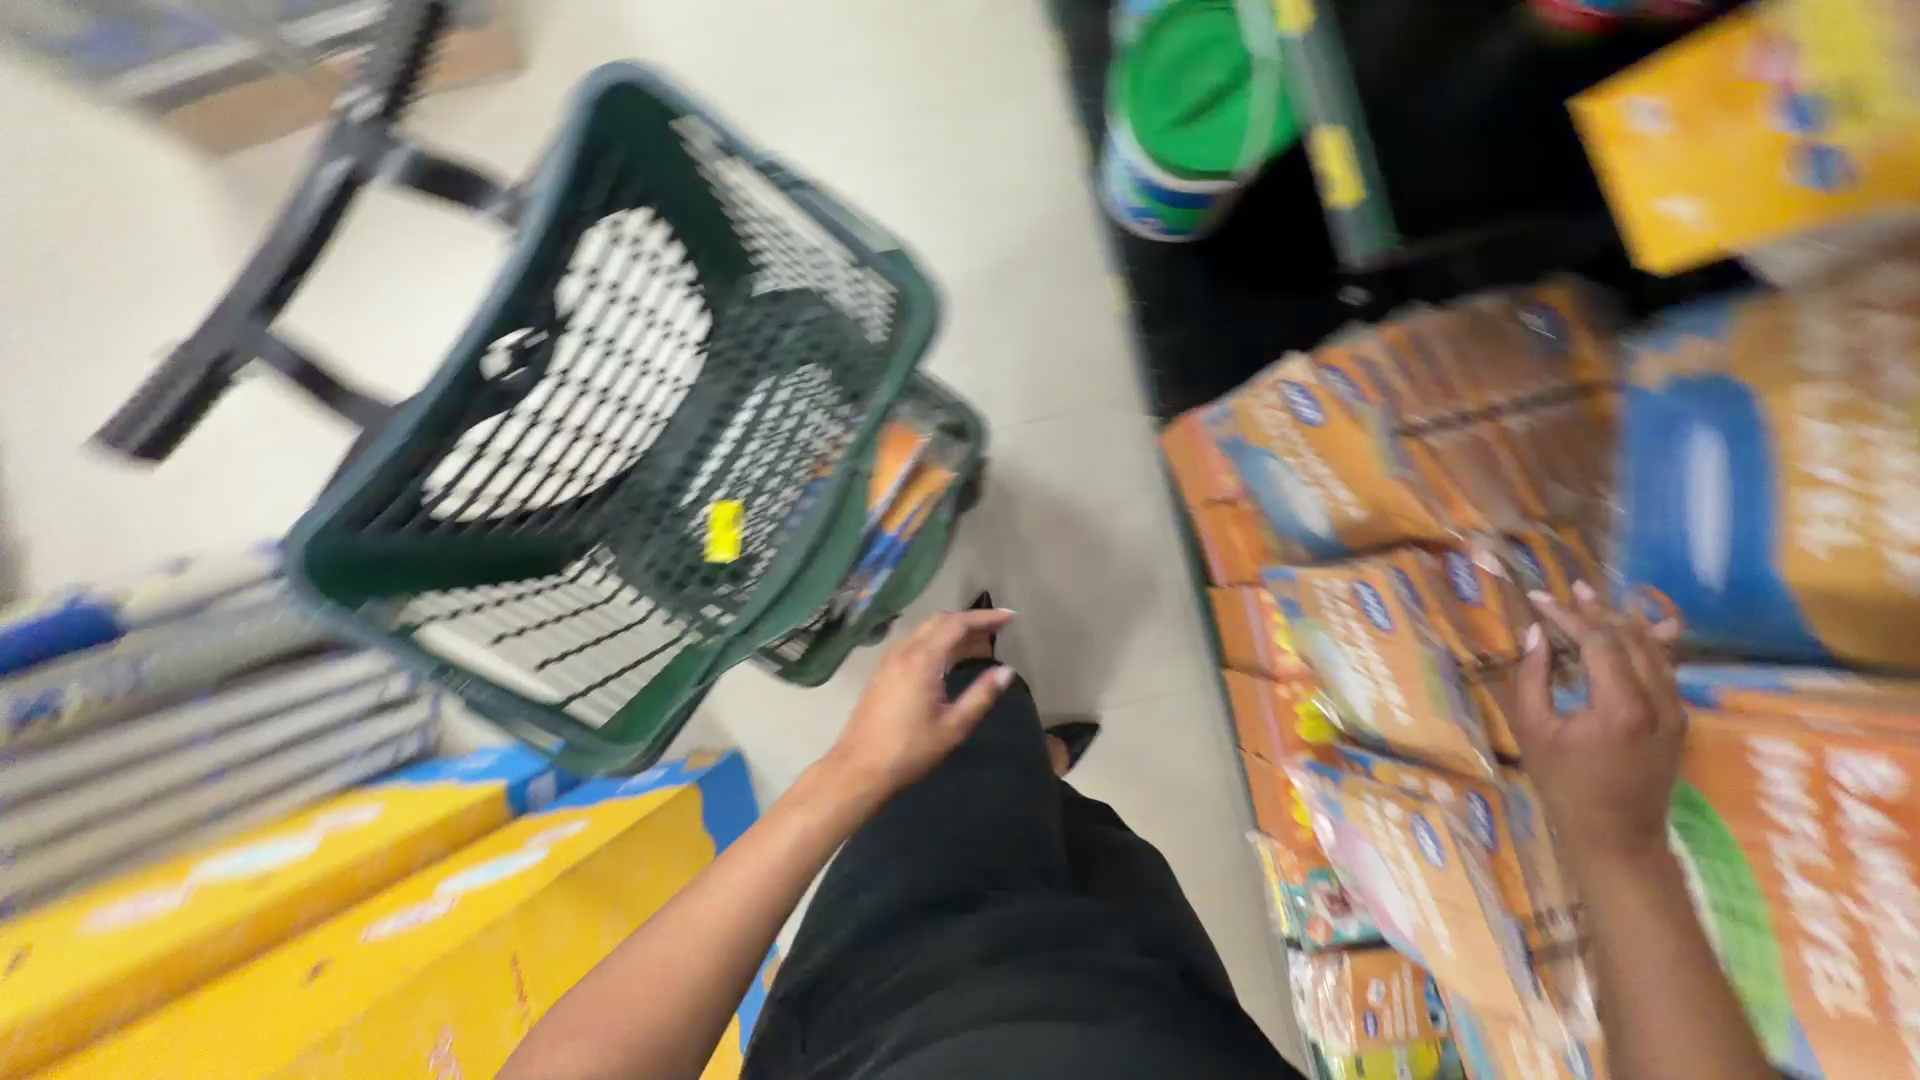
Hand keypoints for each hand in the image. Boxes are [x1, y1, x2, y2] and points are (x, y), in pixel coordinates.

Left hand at [824, 608, 1016, 799]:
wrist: (859, 768)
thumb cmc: (910, 751)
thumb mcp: (953, 727)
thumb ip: (981, 696)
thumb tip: (1006, 671)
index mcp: (922, 660)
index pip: (957, 624)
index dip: (985, 618)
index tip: (1009, 617)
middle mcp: (903, 652)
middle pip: (940, 621)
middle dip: (970, 619)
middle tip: (998, 626)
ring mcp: (889, 661)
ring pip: (925, 630)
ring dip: (952, 629)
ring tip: (980, 639)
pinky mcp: (882, 672)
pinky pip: (914, 643)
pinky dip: (937, 640)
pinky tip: (949, 656)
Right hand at [1514, 582, 1684, 871]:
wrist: (1616, 833)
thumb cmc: (1563, 783)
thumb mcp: (1534, 729)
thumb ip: (1533, 678)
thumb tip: (1534, 634)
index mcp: (1620, 705)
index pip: (1598, 642)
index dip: (1568, 616)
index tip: (1539, 598)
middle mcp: (1658, 702)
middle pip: (1631, 639)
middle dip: (1598, 611)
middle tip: (1570, 589)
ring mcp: (1676, 711)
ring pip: (1655, 651)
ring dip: (1625, 622)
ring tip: (1599, 600)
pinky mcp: (1679, 720)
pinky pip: (1667, 671)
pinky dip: (1653, 644)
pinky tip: (1651, 625)